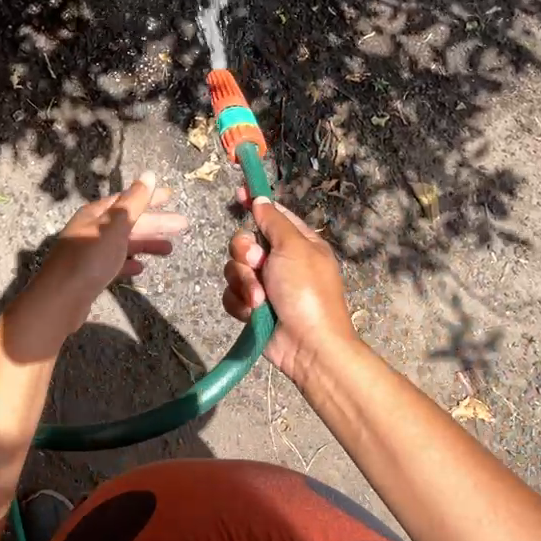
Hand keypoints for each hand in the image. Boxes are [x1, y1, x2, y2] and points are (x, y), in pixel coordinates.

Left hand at [35, 173, 186, 326]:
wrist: (61, 298)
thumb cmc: (90, 257)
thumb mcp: (114, 226)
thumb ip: (133, 202)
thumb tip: (149, 175)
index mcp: (95, 215)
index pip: (125, 200)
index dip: (148, 197)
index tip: (170, 195)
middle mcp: (91, 230)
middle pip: (127, 222)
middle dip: (154, 222)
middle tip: (183, 224)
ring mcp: (90, 253)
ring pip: (123, 244)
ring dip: (145, 244)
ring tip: (169, 249)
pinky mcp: (90, 275)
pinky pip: (114, 264)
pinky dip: (128, 263)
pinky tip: (140, 269)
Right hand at [222, 194, 359, 383]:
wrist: (308, 346)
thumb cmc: (307, 292)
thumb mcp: (295, 248)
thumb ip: (274, 221)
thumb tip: (260, 199)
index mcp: (299, 244)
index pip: (272, 215)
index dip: (255, 204)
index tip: (238, 193)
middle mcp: (281, 262)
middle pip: (245, 241)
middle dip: (245, 253)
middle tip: (257, 263)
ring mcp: (265, 285)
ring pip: (234, 268)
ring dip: (244, 282)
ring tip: (259, 299)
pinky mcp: (252, 307)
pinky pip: (231, 293)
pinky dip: (240, 302)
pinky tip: (252, 312)